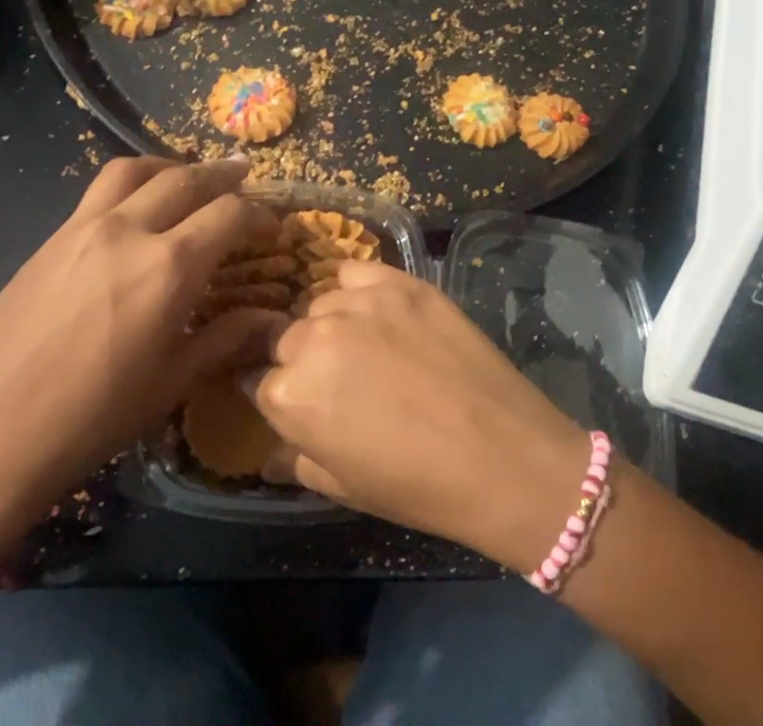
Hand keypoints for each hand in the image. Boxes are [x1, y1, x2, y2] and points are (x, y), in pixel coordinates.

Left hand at [0, 158, 283, 569]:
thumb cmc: (94, 416)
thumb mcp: (172, 382)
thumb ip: (226, 340)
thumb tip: (273, 320)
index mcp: (169, 267)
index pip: (228, 215)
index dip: (258, 214)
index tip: (273, 224)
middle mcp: (127, 231)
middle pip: (184, 180)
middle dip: (222, 175)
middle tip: (244, 175)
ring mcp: (81, 230)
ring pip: (133, 171)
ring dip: (171, 166)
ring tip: (189, 174)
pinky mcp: (48, 240)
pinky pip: (97, 192)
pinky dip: (130, 184)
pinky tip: (135, 210)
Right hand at [251, 262, 592, 570]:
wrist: (505, 458)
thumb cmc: (418, 487)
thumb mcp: (342, 487)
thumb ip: (294, 462)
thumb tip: (267, 456)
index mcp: (289, 396)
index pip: (257, 380)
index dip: (280, 394)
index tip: (303, 403)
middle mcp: (312, 340)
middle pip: (286, 337)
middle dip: (302, 359)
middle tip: (342, 382)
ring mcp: (360, 305)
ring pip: (322, 305)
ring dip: (333, 325)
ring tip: (370, 349)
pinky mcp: (402, 283)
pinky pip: (357, 274)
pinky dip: (359, 291)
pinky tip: (382, 314)